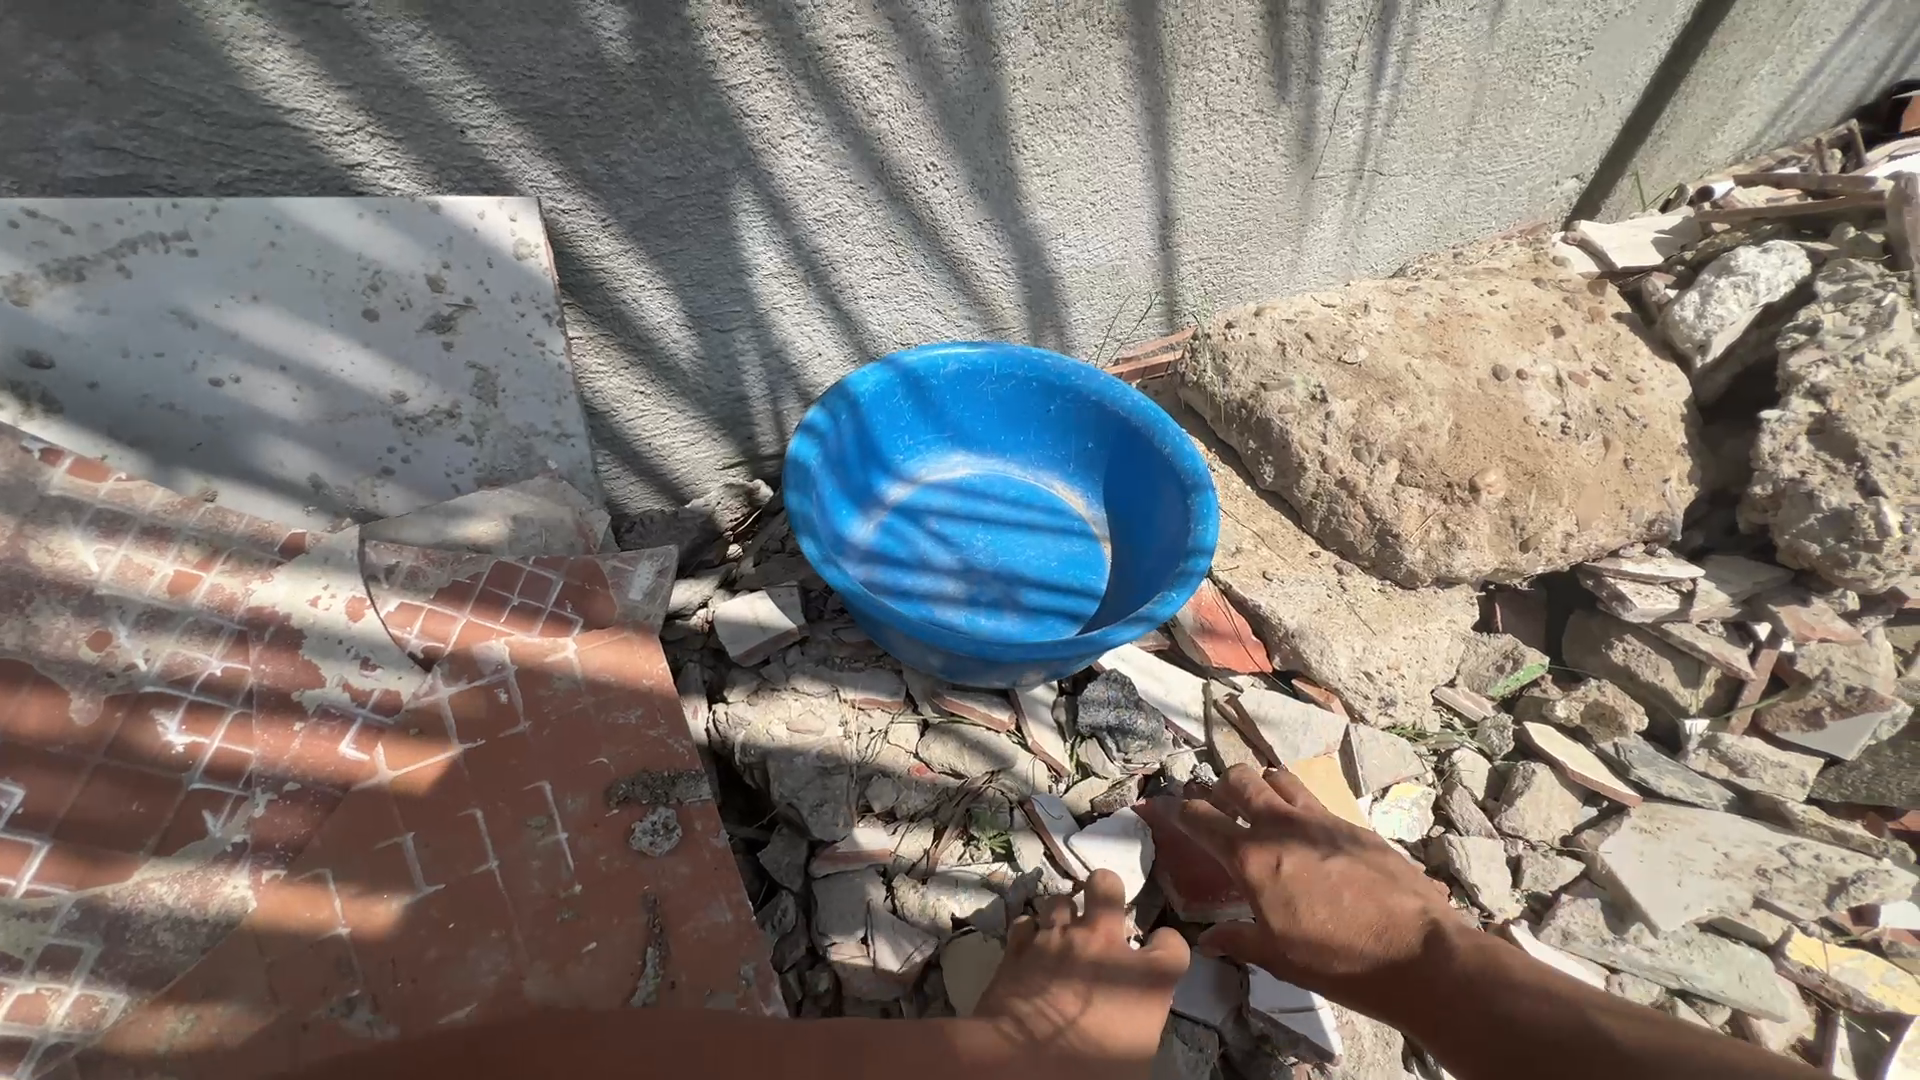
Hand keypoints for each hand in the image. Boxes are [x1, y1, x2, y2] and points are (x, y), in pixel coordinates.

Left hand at [972, 868, 1190, 1079]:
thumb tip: (1134, 1019)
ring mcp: (1058, 937)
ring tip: (1062, 935)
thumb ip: (1140, 1020)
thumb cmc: (1091, 1074)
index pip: (1173, 944)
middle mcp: (1103, 944)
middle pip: (1108, 884)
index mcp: (1144, 977)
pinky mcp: (1020, 944)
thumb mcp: (1135, 1058)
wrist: (1023, 1065)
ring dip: (1063, 915)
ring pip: (1061, 899)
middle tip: (1102, 913)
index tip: (1157, 954)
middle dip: (1105, 892)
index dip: (1166, 947)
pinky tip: (1030, 948)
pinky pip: (1026, 922)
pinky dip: (1030, 933)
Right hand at [1173, 763, 1463, 1015]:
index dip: (1170, 808)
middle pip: (1235, 779)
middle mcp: (1279, 826)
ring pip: (1275, 776)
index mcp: (1251, 858)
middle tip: (1216, 808)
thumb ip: (1239, 940)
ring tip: (1261, 808)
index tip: (1153, 804)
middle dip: (1217, 786)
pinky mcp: (1351, 823)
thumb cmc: (1342, 963)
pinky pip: (1312, 797)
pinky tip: (1307, 832)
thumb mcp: (1280, 960)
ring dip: (1260, 785)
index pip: (1197, 818)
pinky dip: (1297, 803)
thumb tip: (1207, 941)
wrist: (1423, 957)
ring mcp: (1318, 819)